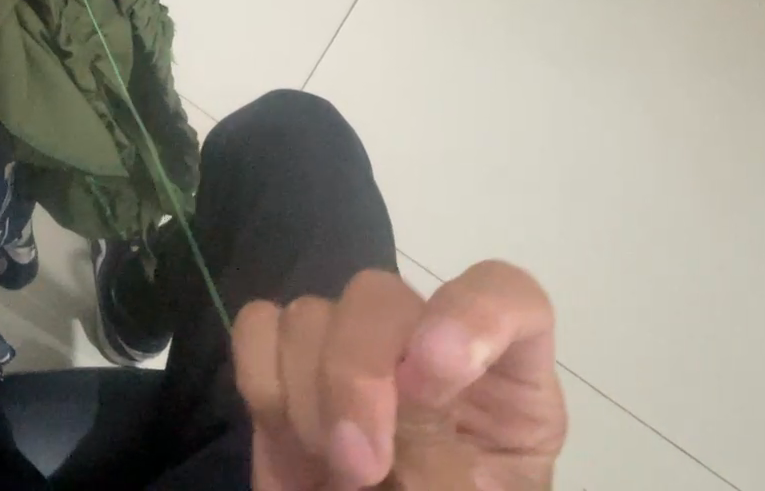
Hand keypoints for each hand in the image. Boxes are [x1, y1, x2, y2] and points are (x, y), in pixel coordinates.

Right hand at [235, 262, 565, 490]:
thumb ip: (439, 448)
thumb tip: (397, 385)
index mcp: (500, 385)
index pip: (508, 296)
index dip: (471, 313)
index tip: (430, 375)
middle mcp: (420, 347)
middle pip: (379, 295)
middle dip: (354, 371)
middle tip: (358, 464)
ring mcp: (344, 350)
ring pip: (310, 312)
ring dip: (308, 396)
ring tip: (331, 468)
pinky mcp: (281, 360)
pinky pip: (257, 326)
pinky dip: (262, 379)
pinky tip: (287, 434)